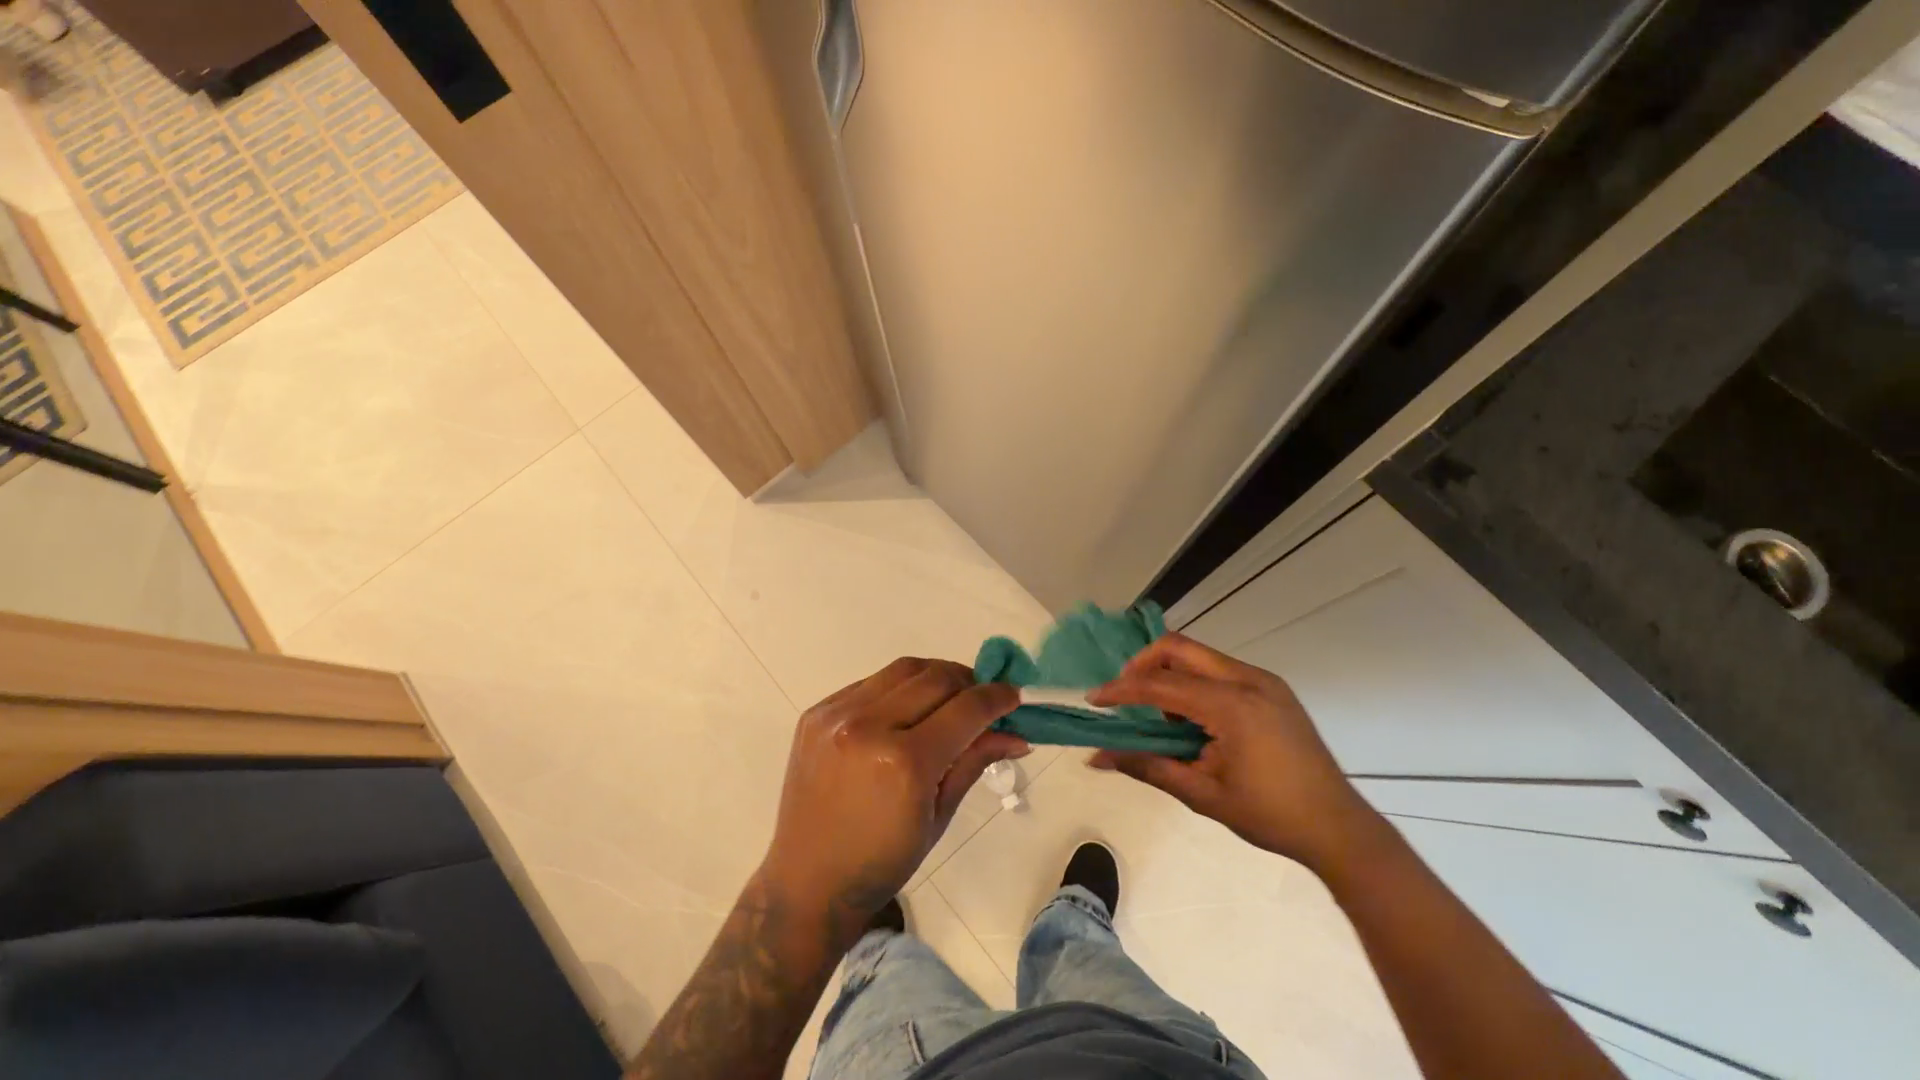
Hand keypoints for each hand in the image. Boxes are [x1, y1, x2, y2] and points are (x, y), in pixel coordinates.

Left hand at [761, 658, 1025, 930]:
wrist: (809, 879)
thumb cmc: (882, 861)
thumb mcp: (939, 815)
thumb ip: (974, 761)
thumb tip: (1017, 735)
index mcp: (904, 762)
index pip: (965, 709)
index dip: (997, 698)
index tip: (1015, 697)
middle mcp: (867, 726)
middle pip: (935, 678)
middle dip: (970, 683)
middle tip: (984, 701)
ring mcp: (836, 715)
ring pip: (902, 671)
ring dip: (934, 678)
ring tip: (949, 699)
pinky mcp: (816, 713)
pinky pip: (869, 683)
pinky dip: (898, 689)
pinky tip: (906, 711)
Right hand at [1087, 633, 1379, 869]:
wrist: (1337, 826)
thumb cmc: (1270, 815)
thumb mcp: (1202, 794)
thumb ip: (1148, 767)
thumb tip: (1097, 758)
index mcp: (1232, 705)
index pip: (1162, 685)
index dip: (1122, 690)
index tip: (1093, 701)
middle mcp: (1249, 680)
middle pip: (1180, 649)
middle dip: (1143, 665)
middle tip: (1123, 696)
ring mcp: (1265, 682)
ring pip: (1201, 657)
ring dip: (1171, 676)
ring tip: (1161, 722)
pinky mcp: (1274, 691)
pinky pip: (1222, 672)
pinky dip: (1196, 685)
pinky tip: (1194, 723)